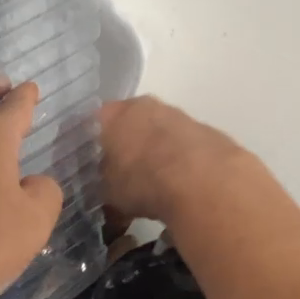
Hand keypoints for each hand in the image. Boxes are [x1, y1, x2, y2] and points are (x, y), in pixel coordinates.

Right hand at [98, 97, 259, 228]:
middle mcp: (147, 107)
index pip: (96, 121)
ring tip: (150, 183)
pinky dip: (178, 161)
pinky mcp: (207, 132)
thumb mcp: (108, 191)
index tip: (92, 160)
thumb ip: (104, 180)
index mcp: (116, 116)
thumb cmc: (142, 182)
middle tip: (121, 172)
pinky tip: (176, 186)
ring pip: (158, 133)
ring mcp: (180, 116)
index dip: (93, 141)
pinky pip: (182, 146)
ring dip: (153, 152)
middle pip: (130, 123)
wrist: (203, 183)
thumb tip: (107, 182)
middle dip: (126, 145)